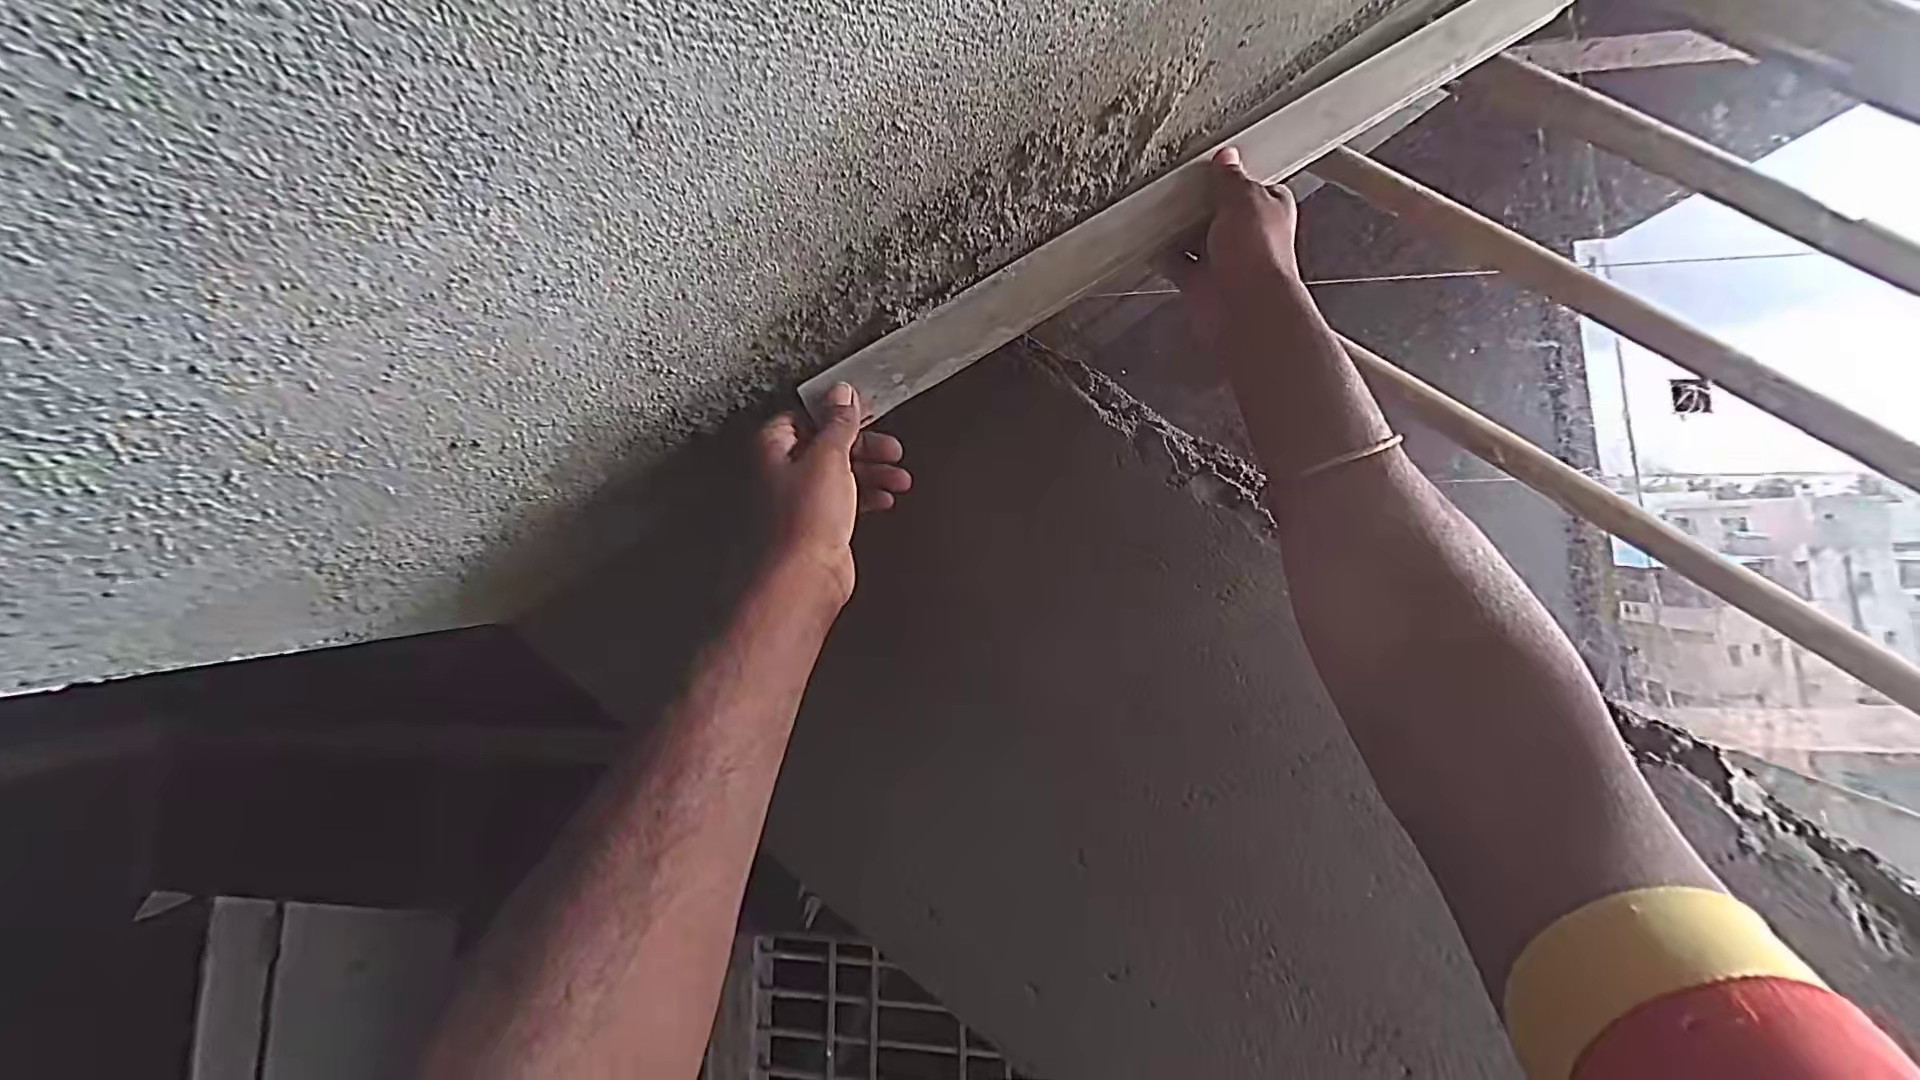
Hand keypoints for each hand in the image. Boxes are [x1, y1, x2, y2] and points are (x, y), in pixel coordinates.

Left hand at [755, 382, 911, 600]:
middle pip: (828, 445)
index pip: (805, 416)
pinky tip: (883, 498)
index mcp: (774, 448)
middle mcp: (783, 472)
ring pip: (840, 473)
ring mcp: (800, 499)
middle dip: (863, 447)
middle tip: (888, 448)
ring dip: (872, 472)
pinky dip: (866, 496)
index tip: (862, 413)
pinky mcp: (818, 522)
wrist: (807, 574)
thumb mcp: (829, 458)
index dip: (835, 414)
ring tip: (897, 476)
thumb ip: (839, 423)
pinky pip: (846, 499)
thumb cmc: (804, 523)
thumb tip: (842, 394)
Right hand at [1161, 145, 1302, 346]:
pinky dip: (1162, 257)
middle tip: (1175, 188)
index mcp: (1268, 209)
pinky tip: (1150, 244)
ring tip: (1157, 213)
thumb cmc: (1257, 253)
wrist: (1243, 308)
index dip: (1228, 177)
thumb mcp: (1244, 198)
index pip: (1248, 187)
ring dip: (1177, 231)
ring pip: (1194, 239)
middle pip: (1216, 214)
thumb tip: (1226, 158)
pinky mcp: (1198, 284)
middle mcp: (1245, 237)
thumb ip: (1230, 179)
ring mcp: (1220, 261)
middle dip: (1197, 206)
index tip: (1207, 167)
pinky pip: (1175, 265)